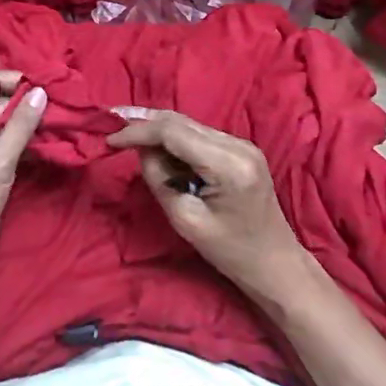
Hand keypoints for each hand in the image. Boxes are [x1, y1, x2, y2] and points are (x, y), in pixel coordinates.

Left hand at [0, 71, 46, 282]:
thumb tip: (42, 91)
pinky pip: (12, 139)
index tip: (47, 85)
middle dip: (29, 99)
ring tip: (62, 117)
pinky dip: (30, 136)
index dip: (16, 80)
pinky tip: (52, 136)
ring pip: (9, 120)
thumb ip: (22, 124)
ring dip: (32, 118)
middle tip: (62, 101)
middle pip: (1, 99)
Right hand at [107, 109, 312, 298]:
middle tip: (111, 122)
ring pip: (188, 124)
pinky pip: (199, 134)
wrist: (275, 263)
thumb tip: (142, 149)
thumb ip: (160, 179)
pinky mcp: (240, 149)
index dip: (138, 131)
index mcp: (228, 164)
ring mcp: (242, 143)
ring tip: (127, 134)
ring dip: (158, 129)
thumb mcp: (186, 220)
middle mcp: (237, 144)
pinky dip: (175, 138)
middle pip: (181, 121)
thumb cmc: (231, 252)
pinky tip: (156, 147)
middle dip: (144, 121)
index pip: (173, 132)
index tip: (110, 138)